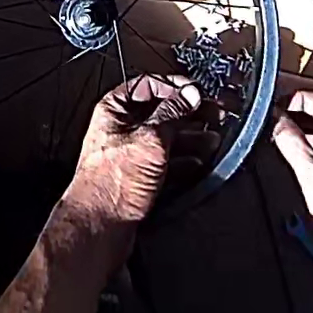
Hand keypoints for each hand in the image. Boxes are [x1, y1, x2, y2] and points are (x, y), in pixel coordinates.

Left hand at [63, 74, 203, 225]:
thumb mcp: (149, 138)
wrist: (100, 228)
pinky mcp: (139, 178)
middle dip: (187, 113)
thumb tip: (188, 94)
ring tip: (212, 138)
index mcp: (114, 108)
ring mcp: (131, 154)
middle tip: (211, 113)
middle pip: (159, 112)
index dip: (172, 86)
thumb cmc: (112, 182)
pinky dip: (183, 161)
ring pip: (165, 138)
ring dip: (190, 137)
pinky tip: (199, 162)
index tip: (194, 91)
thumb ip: (171, 113)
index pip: (147, 85)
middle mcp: (121, 128)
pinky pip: (165, 162)